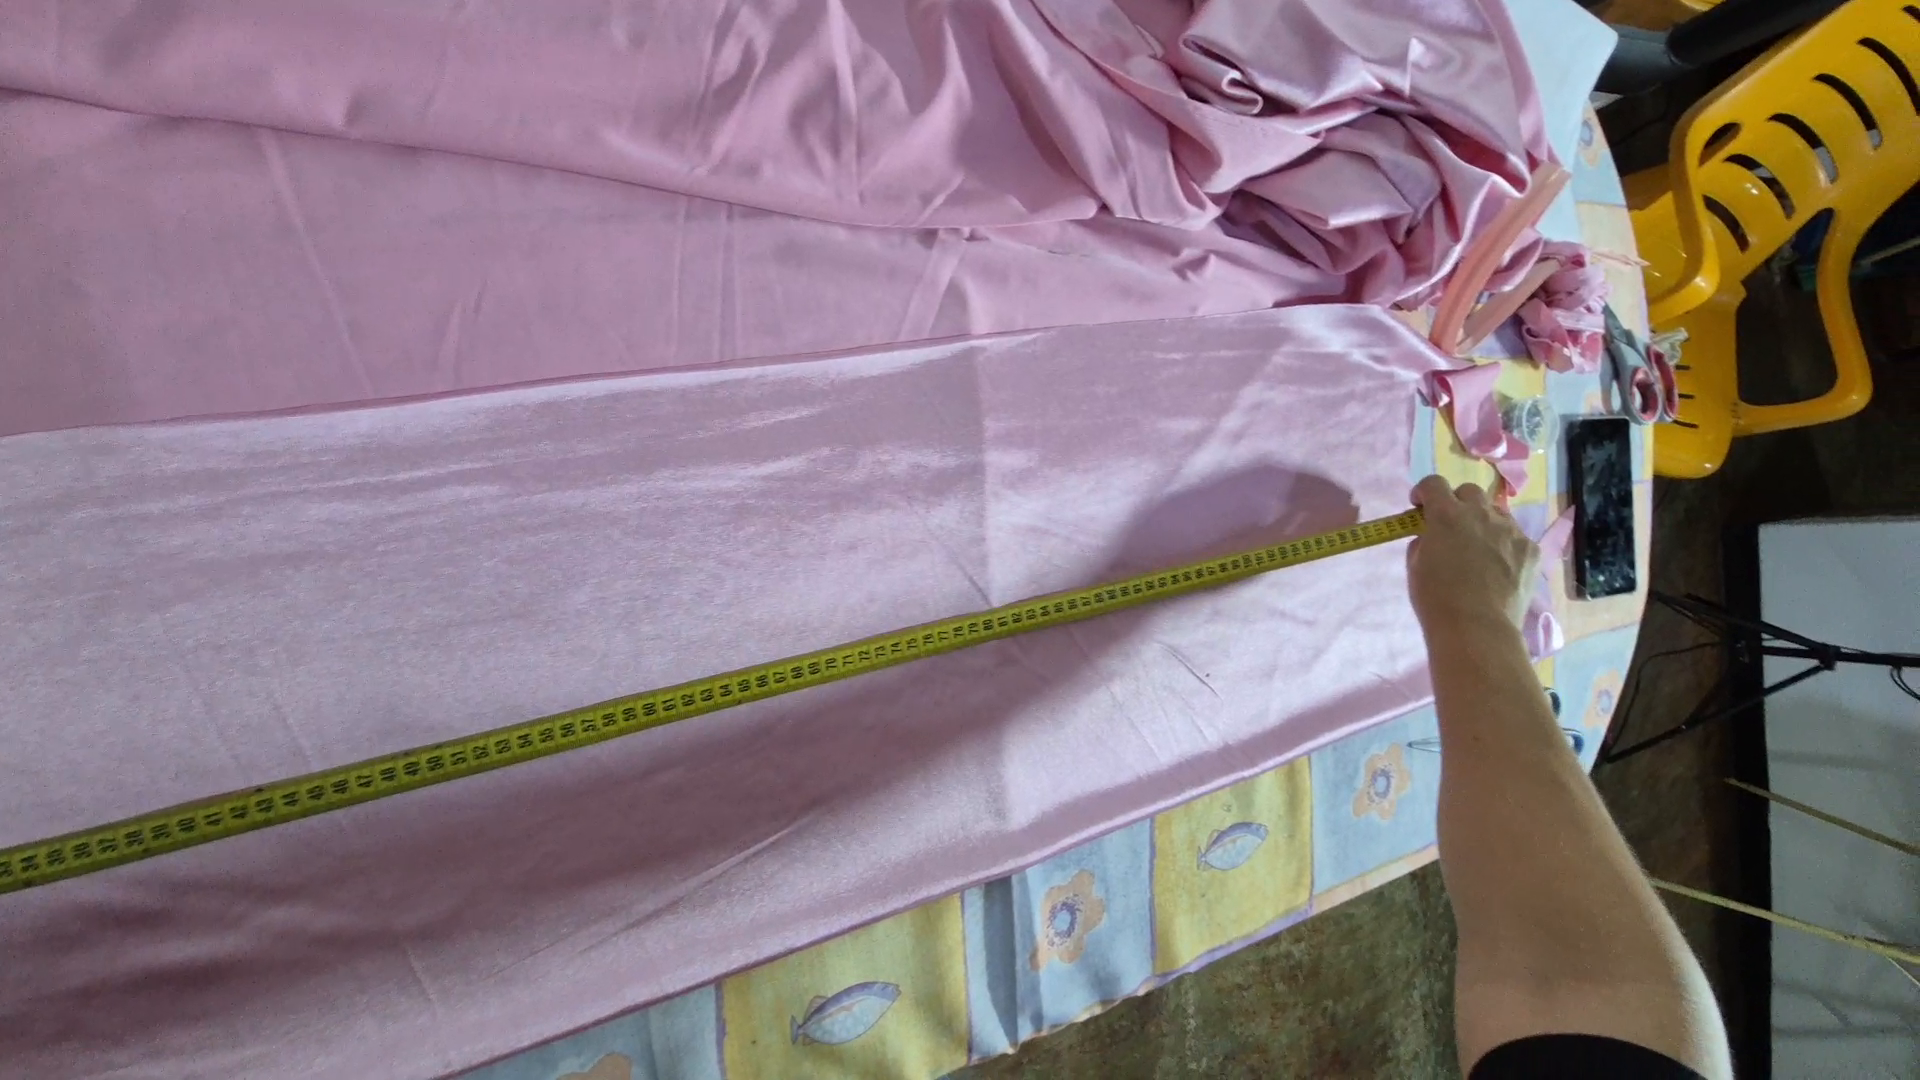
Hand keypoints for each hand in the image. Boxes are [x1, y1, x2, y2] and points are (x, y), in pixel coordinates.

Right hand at [1406, 475, 1538, 633]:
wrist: (1477, 627)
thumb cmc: (1435, 597)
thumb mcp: (1415, 565)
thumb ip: (1423, 541)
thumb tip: (1432, 536)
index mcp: (1446, 515)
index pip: (1434, 483)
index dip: (1424, 492)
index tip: (1419, 507)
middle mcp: (1481, 514)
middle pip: (1469, 491)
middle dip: (1456, 502)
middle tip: (1449, 526)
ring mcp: (1511, 530)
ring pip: (1495, 512)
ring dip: (1482, 521)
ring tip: (1477, 547)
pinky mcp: (1531, 549)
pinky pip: (1514, 536)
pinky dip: (1502, 544)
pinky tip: (1496, 566)